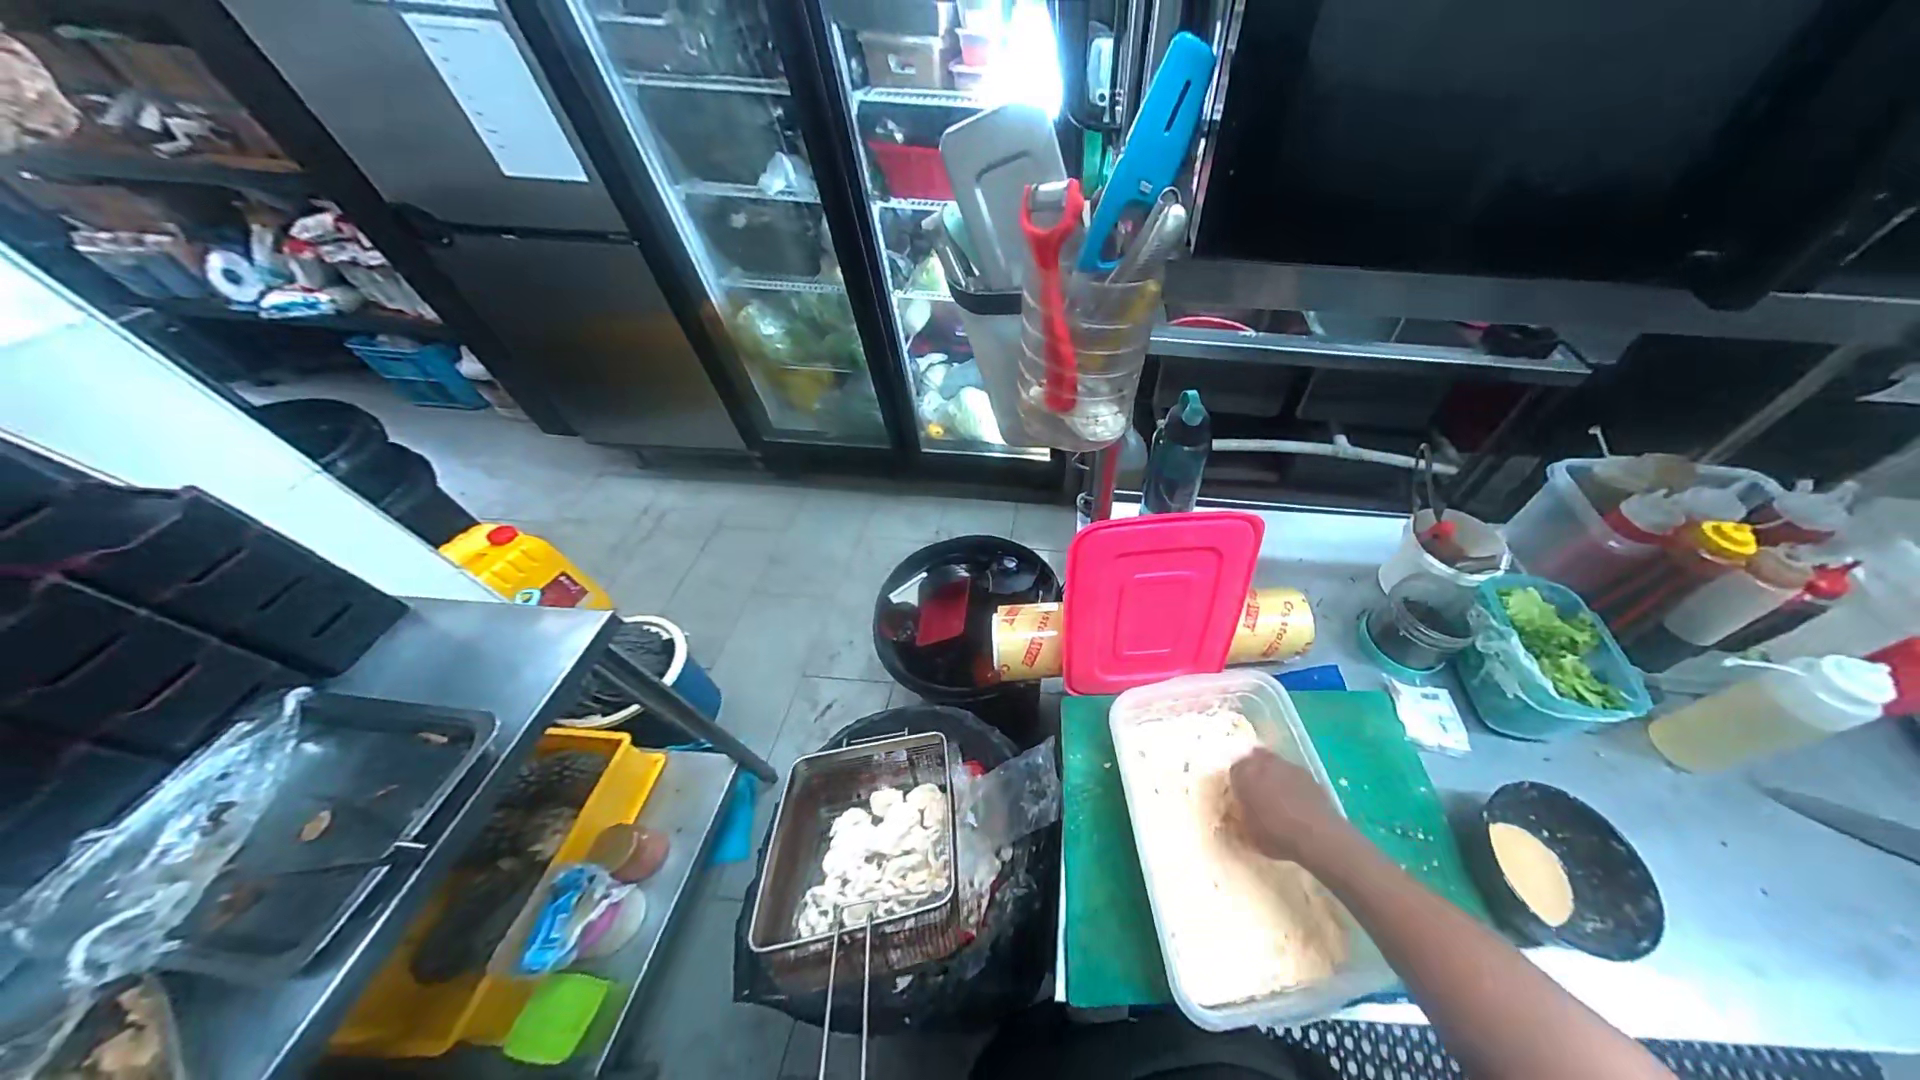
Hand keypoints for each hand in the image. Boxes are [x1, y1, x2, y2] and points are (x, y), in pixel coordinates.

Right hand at [1228, 748, 1352, 863]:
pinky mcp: (1310, 776)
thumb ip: (1240, 816)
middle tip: (1257, 791)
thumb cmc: (1276, 834)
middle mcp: (1265, 763)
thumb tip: (1239, 812)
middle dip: (1255, 771)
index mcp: (1244, 774)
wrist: (1318, 837)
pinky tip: (1296, 802)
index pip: (1235, 769)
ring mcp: (1289, 767)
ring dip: (1274, 775)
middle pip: (1255, 759)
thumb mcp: (1248, 832)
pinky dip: (1292, 784)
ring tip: (1279, 797)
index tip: (1240, 796)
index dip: (1237, 782)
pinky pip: (1294, 775)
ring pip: (1276, 765)